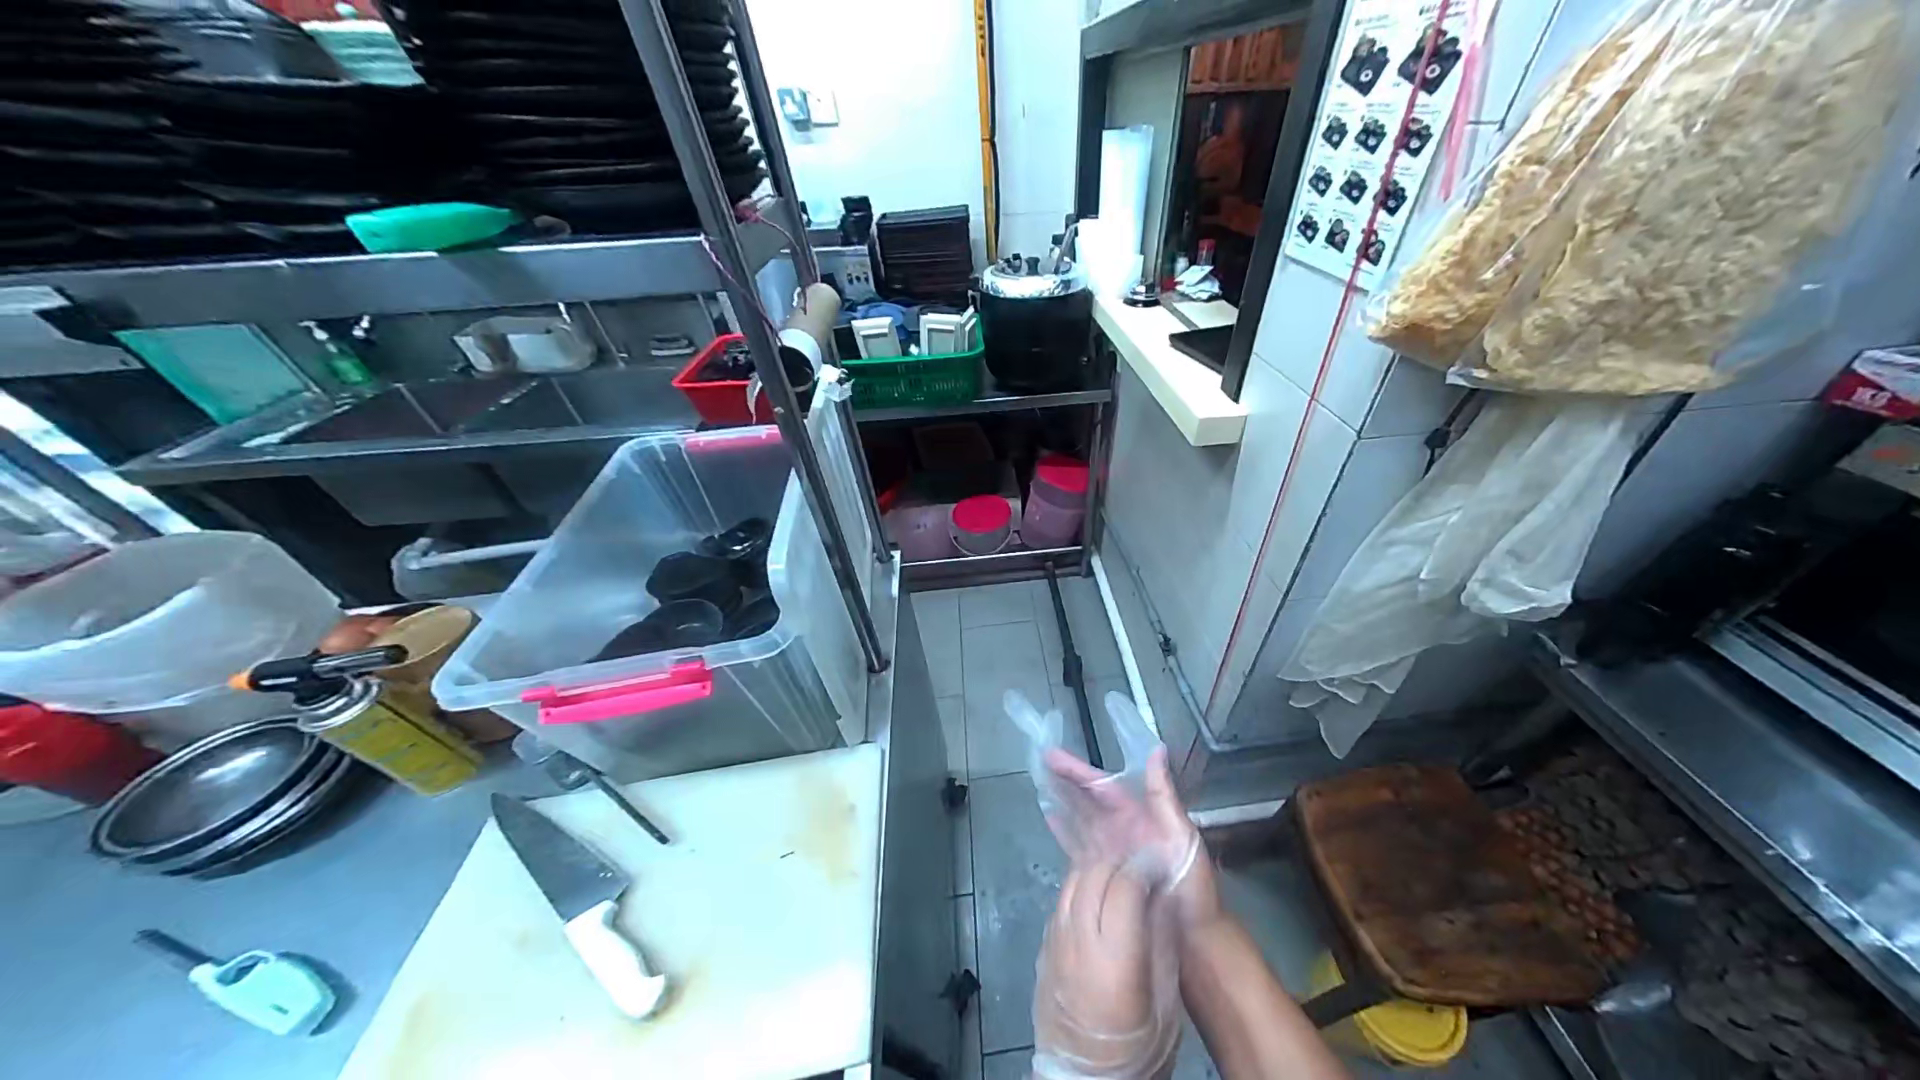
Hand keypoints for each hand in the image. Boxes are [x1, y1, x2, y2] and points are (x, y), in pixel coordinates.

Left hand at [1034, 860, 1180, 1078]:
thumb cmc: (1136, 1050)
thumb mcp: (1165, 1008)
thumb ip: (1163, 946)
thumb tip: (1165, 895)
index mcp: (1113, 959)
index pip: (1124, 887)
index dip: (1143, 867)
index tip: (1160, 862)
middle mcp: (1078, 941)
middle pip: (1093, 875)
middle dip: (1120, 864)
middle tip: (1141, 868)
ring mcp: (1055, 941)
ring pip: (1072, 882)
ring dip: (1096, 871)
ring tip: (1119, 878)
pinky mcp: (1043, 947)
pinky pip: (1060, 900)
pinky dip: (1079, 889)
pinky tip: (1096, 899)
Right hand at [1042, 747, 1222, 931]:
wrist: (1196, 939)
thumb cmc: (1192, 886)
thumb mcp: (1183, 836)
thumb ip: (1164, 795)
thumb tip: (1156, 750)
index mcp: (1140, 816)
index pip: (1103, 787)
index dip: (1078, 770)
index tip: (1054, 756)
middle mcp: (1123, 828)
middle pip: (1088, 799)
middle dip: (1065, 780)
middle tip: (1040, 764)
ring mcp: (1113, 851)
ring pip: (1082, 818)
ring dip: (1062, 801)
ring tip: (1039, 784)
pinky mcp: (1106, 873)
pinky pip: (1081, 846)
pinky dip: (1065, 830)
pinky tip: (1050, 818)